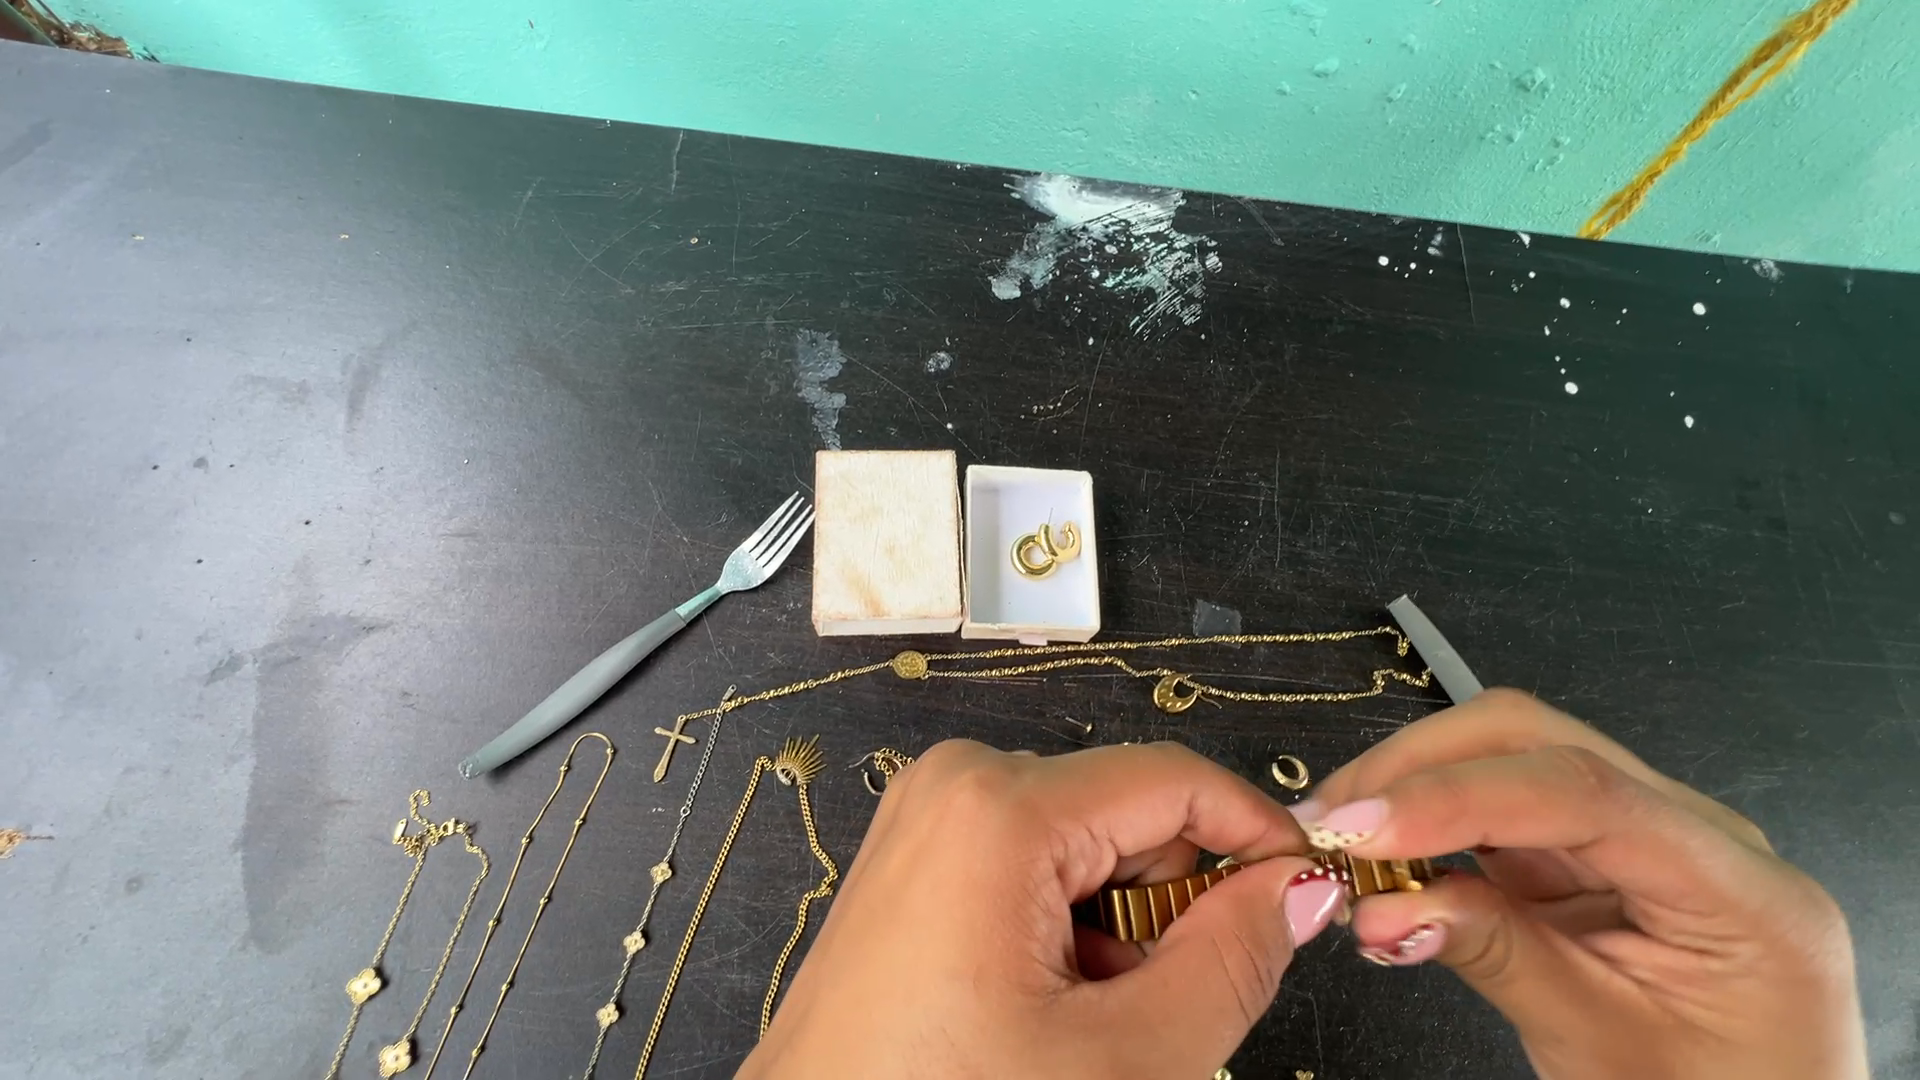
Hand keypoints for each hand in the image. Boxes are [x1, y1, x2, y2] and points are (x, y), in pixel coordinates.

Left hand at [740, 741, 1348, 1079]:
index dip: (1254, 831)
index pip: (1171, 779)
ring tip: (1086, 1011)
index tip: (1307, 892)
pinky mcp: (920, 835)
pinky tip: (1042, 989)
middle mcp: (962, 775)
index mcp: (1003, 804)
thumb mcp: (1119, 1059)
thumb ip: (1228, 961)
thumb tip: (1300, 888)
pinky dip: (1064, 912)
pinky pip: (1028, 848)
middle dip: (1170, 897)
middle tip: (1165, 1000)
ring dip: (1116, 917)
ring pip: (1080, 834)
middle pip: (1122, 808)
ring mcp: (933, 801)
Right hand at [1296, 688, 1867, 1079]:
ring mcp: (1624, 816)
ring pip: (1493, 745)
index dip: (1455, 797)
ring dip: (1401, 777)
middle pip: (1525, 736)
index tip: (1356, 830)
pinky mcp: (1570, 830)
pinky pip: (1479, 786)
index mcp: (1734, 886)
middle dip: (1413, 767)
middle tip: (1329, 822)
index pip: (1579, 792)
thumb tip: (1371, 908)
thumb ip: (1492, 956)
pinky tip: (1374, 838)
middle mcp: (1683, 822)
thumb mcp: (1599, 1045)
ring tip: (1336, 830)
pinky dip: (1415, 805)